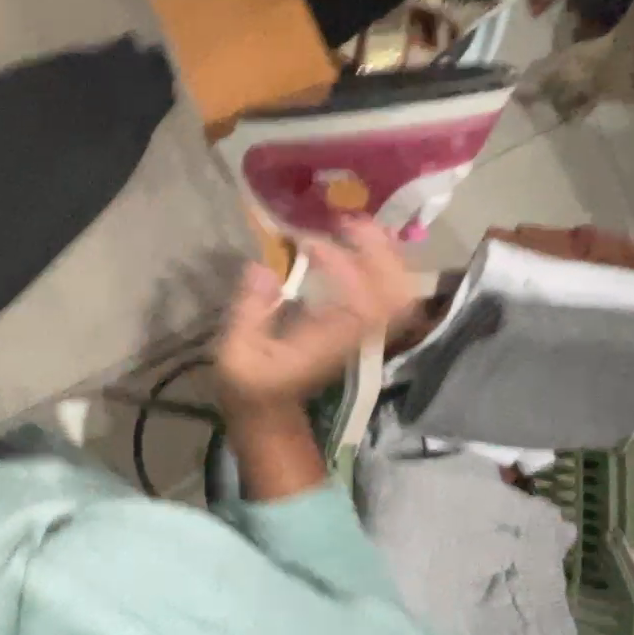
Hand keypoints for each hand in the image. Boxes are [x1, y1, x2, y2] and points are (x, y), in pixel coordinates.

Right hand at [215, 221, 416, 417]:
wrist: (268, 411)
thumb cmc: (248, 383)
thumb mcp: (236, 352)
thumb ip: (249, 310)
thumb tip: (261, 267)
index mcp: (327, 343)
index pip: (360, 302)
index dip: (345, 267)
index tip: (309, 245)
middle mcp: (353, 336)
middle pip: (394, 293)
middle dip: (378, 253)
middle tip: (348, 223)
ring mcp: (359, 332)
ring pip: (397, 292)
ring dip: (384, 256)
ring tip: (356, 228)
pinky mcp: (356, 327)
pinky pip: (385, 294)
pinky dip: (380, 266)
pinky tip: (357, 247)